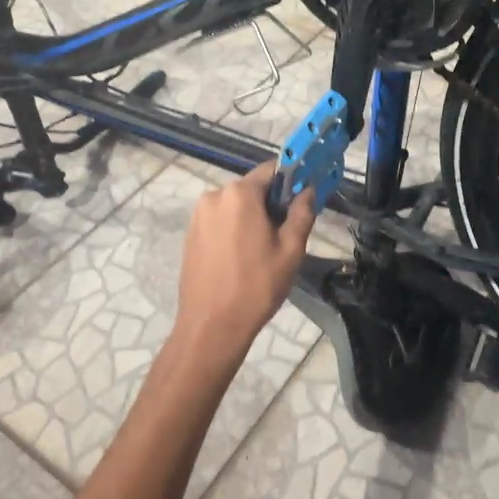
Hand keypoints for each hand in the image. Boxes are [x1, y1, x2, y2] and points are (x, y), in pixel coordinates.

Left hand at [173, 162, 314, 349]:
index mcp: (240, 194)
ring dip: (251, 218)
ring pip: (235, 206)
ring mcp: (198, 216)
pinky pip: (220, 221)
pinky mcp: (190, 235)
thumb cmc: (256, 286)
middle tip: (285, 234)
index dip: (291, 181)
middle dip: (270, 203)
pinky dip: (234, 230)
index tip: (302, 202)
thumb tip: (308, 190)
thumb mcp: (291, 250)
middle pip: (252, 189)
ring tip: (263, 251)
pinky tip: (242, 258)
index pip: (271, 170)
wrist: (211, 328)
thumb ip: (302, 212)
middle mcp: (215, 196)